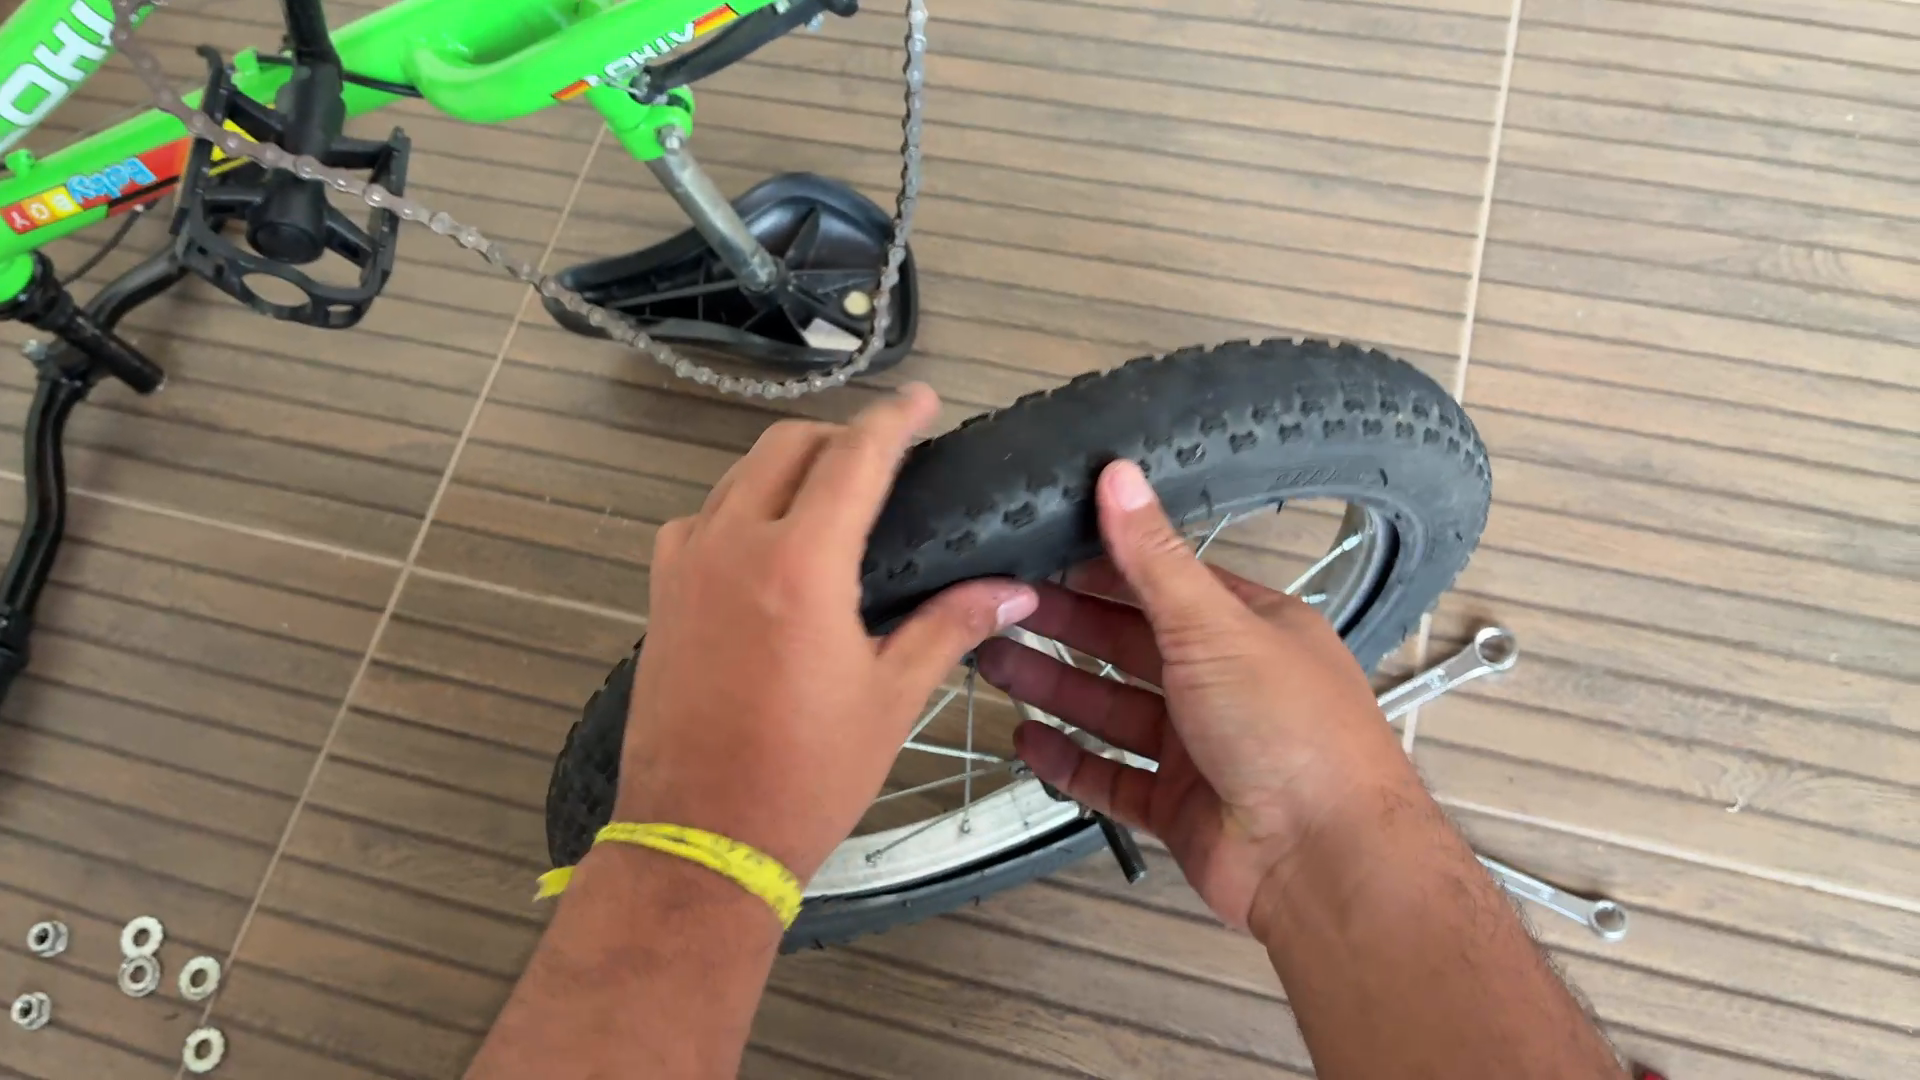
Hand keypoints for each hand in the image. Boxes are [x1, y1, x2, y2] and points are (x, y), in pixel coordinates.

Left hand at [614, 386, 1038, 882]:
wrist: (701, 839)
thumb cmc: (806, 774)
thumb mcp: (891, 697)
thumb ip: (951, 626)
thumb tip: (1013, 592)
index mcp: (800, 564)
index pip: (854, 458)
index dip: (893, 418)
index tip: (922, 398)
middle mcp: (734, 545)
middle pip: (789, 445)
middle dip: (842, 434)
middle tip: (885, 456)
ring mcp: (685, 565)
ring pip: (739, 474)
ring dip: (790, 464)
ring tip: (833, 491)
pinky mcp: (660, 594)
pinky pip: (702, 517)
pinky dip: (742, 505)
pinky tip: (767, 541)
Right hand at [976, 460, 1413, 929]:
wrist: (1326, 867)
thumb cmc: (1290, 733)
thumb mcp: (1214, 627)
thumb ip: (1155, 558)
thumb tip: (1120, 474)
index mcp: (1246, 630)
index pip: (1161, 584)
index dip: (1101, 568)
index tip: (1043, 554)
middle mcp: (1223, 683)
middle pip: (1127, 645)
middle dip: (1064, 626)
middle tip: (1002, 607)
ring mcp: (1199, 746)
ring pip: (1112, 708)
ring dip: (1056, 686)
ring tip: (995, 664)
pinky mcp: (1178, 803)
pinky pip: (1111, 774)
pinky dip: (1070, 759)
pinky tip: (1028, 740)